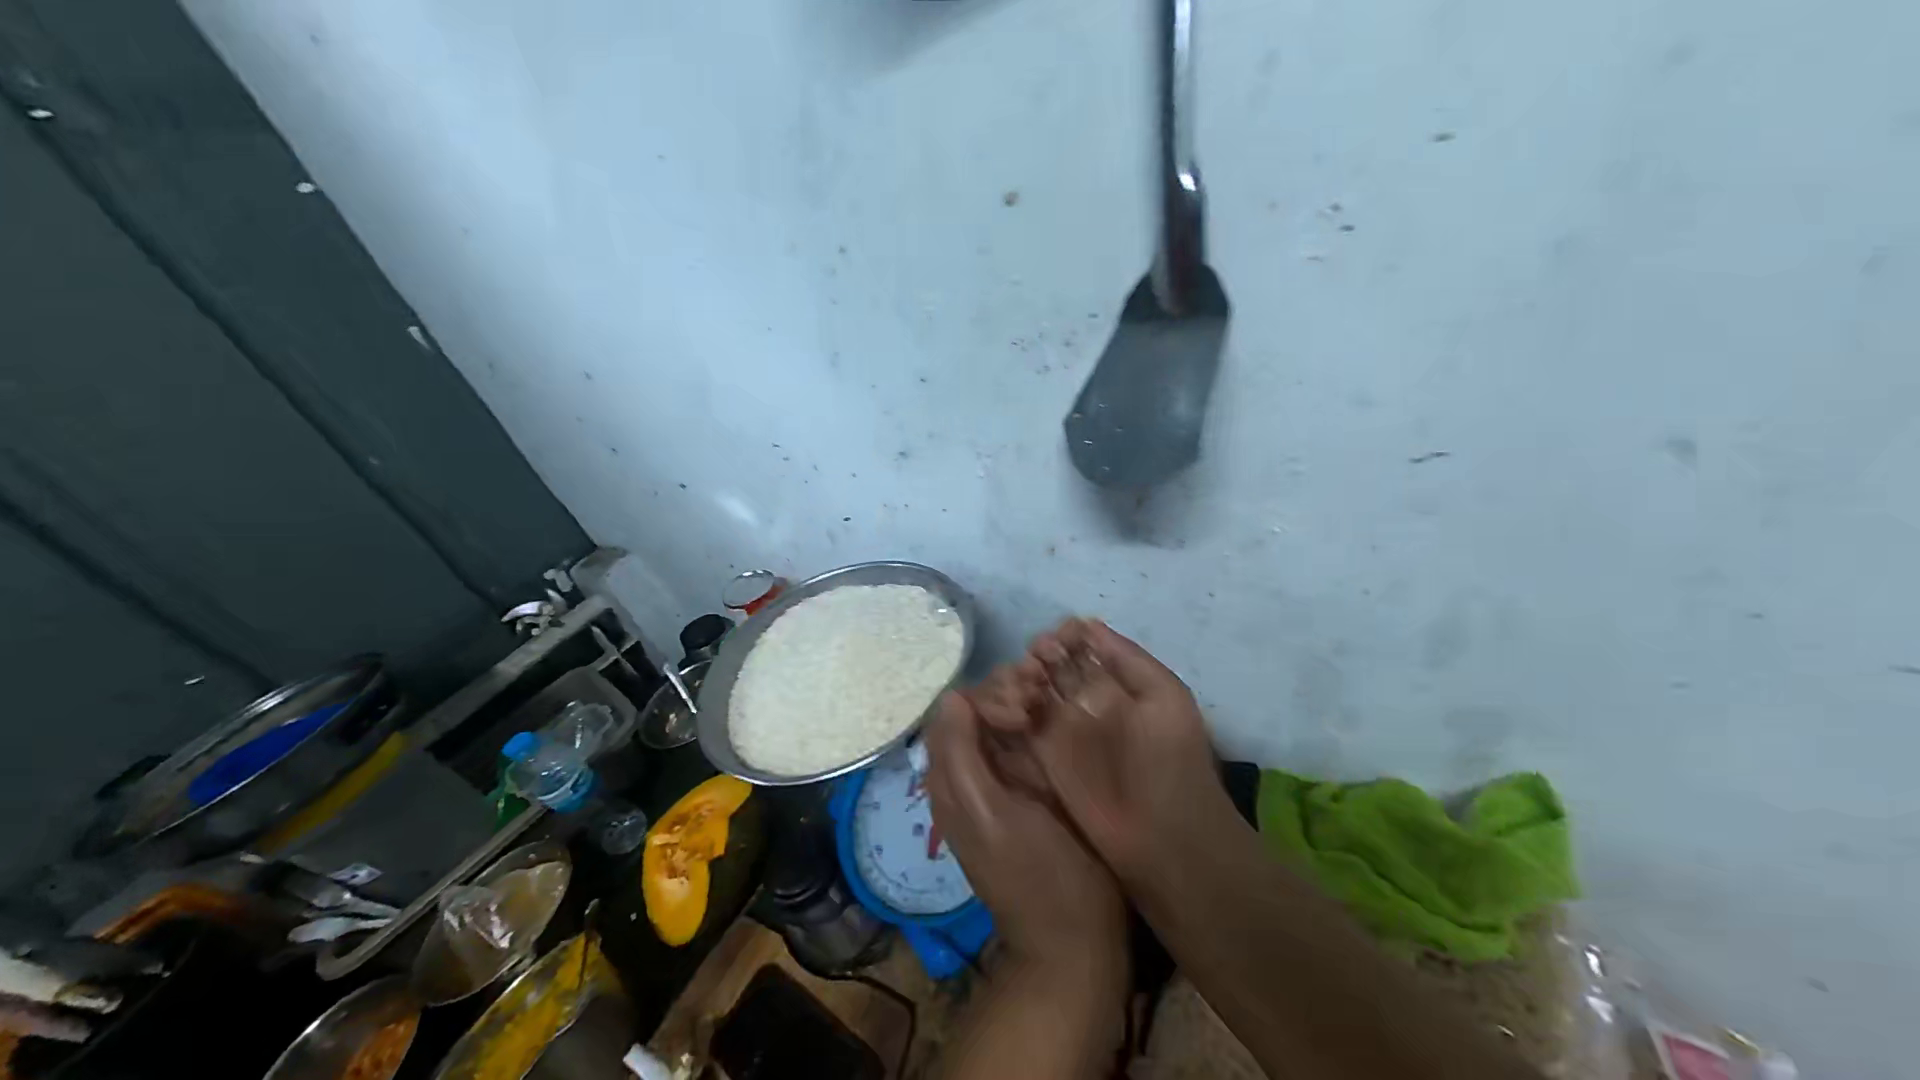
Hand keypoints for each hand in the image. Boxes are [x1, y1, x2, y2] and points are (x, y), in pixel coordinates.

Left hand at [924, 690, 1126, 972]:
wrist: (1077, 937)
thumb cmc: (1034, 874)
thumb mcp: (988, 816)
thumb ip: (961, 757)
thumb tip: (951, 697)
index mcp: (955, 777)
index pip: (954, 712)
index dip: (985, 700)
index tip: (1020, 713)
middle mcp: (976, 770)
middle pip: (981, 708)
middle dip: (1008, 695)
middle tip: (1039, 708)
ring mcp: (1009, 775)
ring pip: (1008, 714)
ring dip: (1027, 700)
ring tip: (1051, 707)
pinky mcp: (1040, 781)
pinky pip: (1032, 734)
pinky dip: (1043, 717)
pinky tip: (1060, 717)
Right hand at [1020, 619, 1229, 882]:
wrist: (1164, 836)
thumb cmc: (1173, 762)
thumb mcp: (1166, 698)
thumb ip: (1127, 659)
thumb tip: (1087, 624)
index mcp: (1114, 682)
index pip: (1077, 646)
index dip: (1064, 637)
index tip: (1057, 640)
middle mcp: (1083, 700)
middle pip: (1048, 663)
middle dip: (1039, 656)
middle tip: (1037, 666)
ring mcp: (1059, 728)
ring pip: (1028, 688)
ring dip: (1021, 681)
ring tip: (1027, 690)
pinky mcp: (1039, 756)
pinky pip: (1015, 723)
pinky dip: (1008, 710)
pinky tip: (1015, 710)